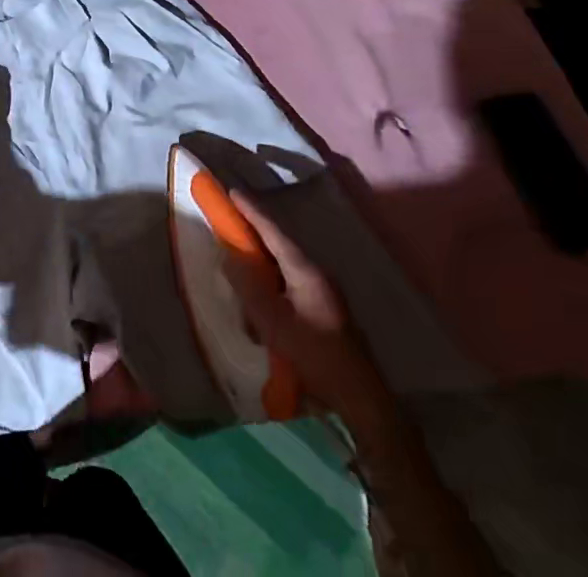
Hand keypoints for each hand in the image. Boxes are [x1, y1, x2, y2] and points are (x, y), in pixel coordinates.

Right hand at [221, 192, 392, 420]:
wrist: (358, 395)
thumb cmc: (313, 354)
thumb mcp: (271, 320)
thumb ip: (247, 285)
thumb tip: (230, 254)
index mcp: (306, 272)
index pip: (274, 232)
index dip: (252, 211)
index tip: (232, 191)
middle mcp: (318, 274)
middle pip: (281, 243)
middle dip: (255, 228)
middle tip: (230, 216)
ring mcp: (323, 292)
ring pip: (284, 263)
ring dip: (261, 255)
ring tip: (239, 251)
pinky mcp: (322, 308)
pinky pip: (288, 280)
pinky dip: (269, 275)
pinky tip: (258, 290)